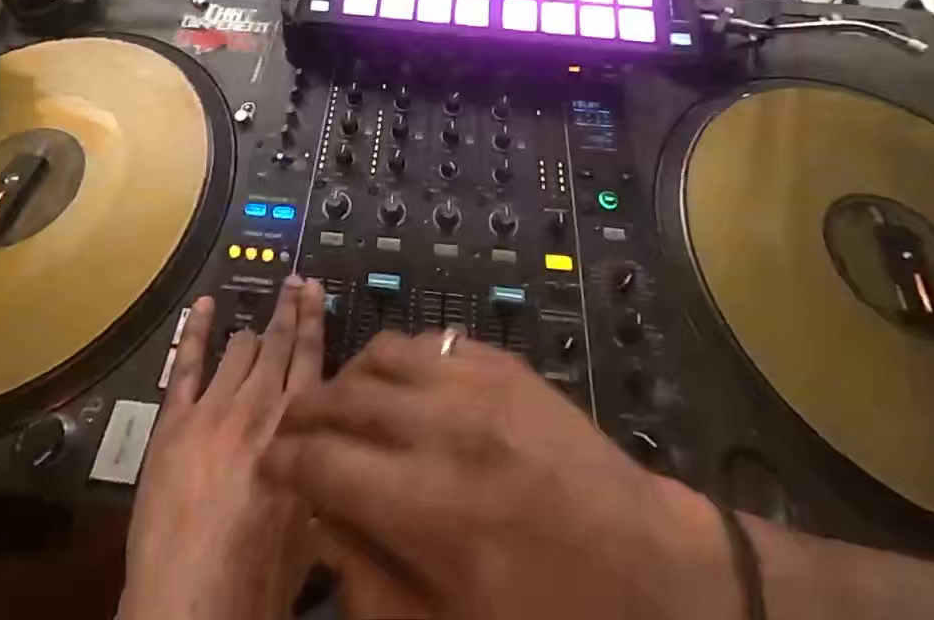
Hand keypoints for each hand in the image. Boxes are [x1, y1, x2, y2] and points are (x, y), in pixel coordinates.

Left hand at [118, 276, 326, 619]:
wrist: (193, 600)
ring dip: (252, 330)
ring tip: (261, 312)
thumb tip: (324, 442)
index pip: (310, 361)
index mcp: (296, 433)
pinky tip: (204, 306)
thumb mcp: (310, 523)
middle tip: (294, 280)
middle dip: (287, 309)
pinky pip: (187, 364)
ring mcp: (213, 410)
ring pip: (239, 351)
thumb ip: (317, 469)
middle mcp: (258, 410)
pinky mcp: (175, 421)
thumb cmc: (260, 576)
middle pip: (277, 345)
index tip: (315, 291)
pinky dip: (197, 332)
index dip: (313, 321)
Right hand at [261, 332, 735, 619]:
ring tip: (340, 402)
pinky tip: (398, 385)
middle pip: (342, 397)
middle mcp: (446, 427)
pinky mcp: (504, 365)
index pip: (324, 463)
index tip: (270, 465)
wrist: (663, 575)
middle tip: (291, 429)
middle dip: (303, 414)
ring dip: (346, 377)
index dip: (284, 462)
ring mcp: (478, 384)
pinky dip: (397, 359)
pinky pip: (428, 341)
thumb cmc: (556, 618)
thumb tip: (318, 518)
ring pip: (379, 354)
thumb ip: (370, 578)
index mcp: (432, 506)